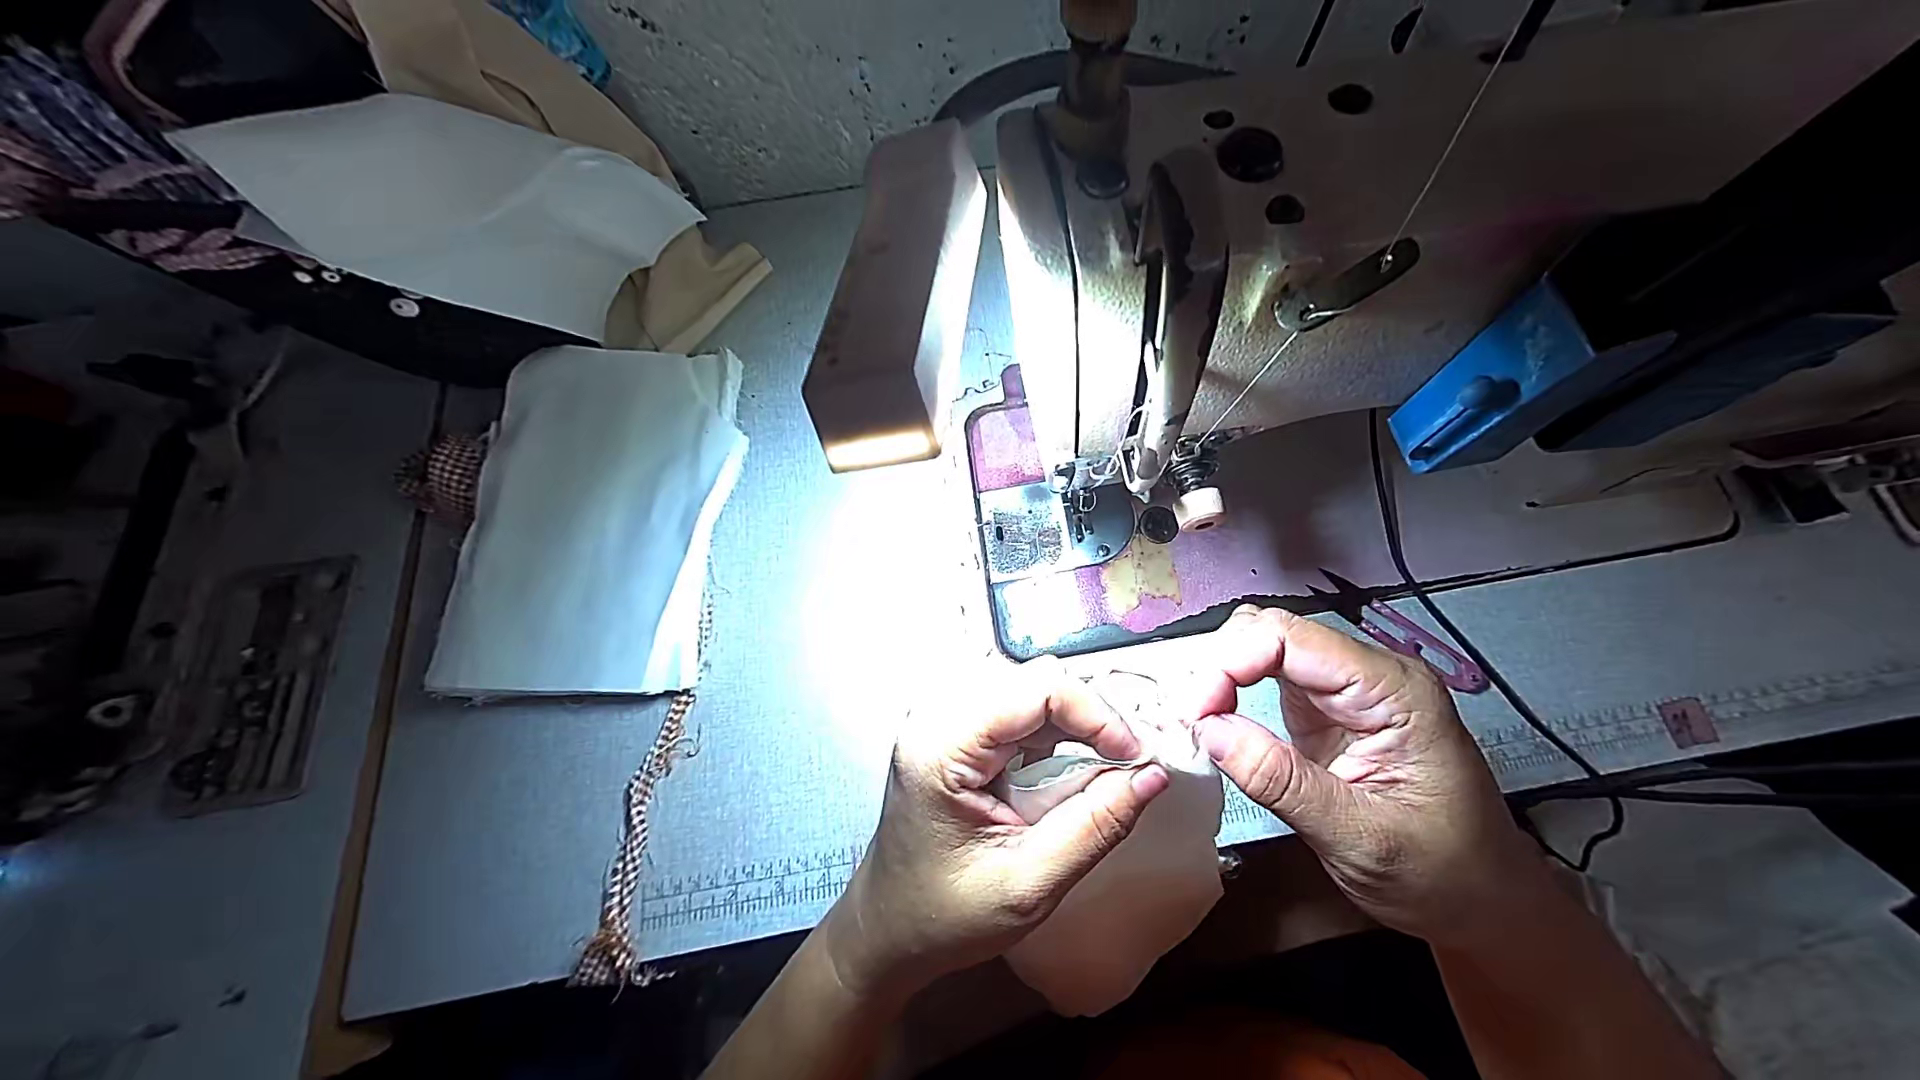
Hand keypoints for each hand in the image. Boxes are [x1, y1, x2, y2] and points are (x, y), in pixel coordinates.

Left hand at [823, 656, 1170, 996]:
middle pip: (1033, 679)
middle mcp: (936, 716)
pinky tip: (1059, 771)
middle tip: (1123, 766)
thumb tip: (1151, 776)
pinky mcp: (955, 730)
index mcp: (941, 746)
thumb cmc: (943, 916)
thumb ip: (1094, 827)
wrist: (889, 927)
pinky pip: (1016, 708)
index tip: (1134, 757)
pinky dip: (1051, 732)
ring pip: (1029, 688)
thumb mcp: (1029, 885)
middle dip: (1089, 717)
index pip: (1035, 687)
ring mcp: (942, 719)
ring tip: (1095, 771)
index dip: (1096, 714)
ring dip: (1072, 723)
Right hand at [1189, 605, 1549, 947]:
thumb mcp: (1362, 840)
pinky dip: (1229, 690)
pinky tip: (1214, 716)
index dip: (1234, 660)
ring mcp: (1342, 689)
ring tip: (1198, 718)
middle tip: (1193, 717)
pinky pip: (1264, 676)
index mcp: (1393, 690)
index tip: (1199, 710)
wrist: (1483, 905)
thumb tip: (1208, 730)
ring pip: (1262, 647)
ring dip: (1220, 675)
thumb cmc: (1447, 875)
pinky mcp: (1321, 708)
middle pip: (1272, 631)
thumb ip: (1282, 781)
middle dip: (1221, 664)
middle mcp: (1366, 675)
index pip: (1292, 638)